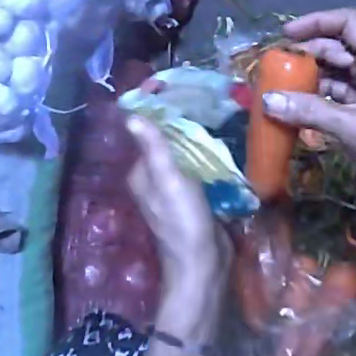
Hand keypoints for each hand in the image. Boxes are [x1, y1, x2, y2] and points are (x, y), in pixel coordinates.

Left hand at [125, 116, 229, 328]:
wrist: (204, 266)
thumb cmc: (182, 221)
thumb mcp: (168, 180)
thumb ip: (153, 148)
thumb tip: (130, 116)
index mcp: (142, 173)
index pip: (149, 133)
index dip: (161, 112)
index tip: (179, 89)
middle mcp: (155, 179)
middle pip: (169, 143)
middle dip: (184, 124)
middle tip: (206, 99)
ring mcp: (176, 190)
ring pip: (187, 156)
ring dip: (200, 140)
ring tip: (220, 115)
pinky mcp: (198, 199)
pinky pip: (202, 171)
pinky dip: (211, 159)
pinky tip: (226, 146)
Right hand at [261, 9, 355, 208]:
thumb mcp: (354, 129)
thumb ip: (311, 111)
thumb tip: (268, 99)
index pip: (348, 23)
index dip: (317, 21)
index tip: (287, 35)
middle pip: (337, 45)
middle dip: (306, 51)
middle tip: (276, 64)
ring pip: (334, 68)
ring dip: (308, 73)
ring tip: (279, 83)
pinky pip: (334, 90)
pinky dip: (314, 93)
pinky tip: (294, 104)